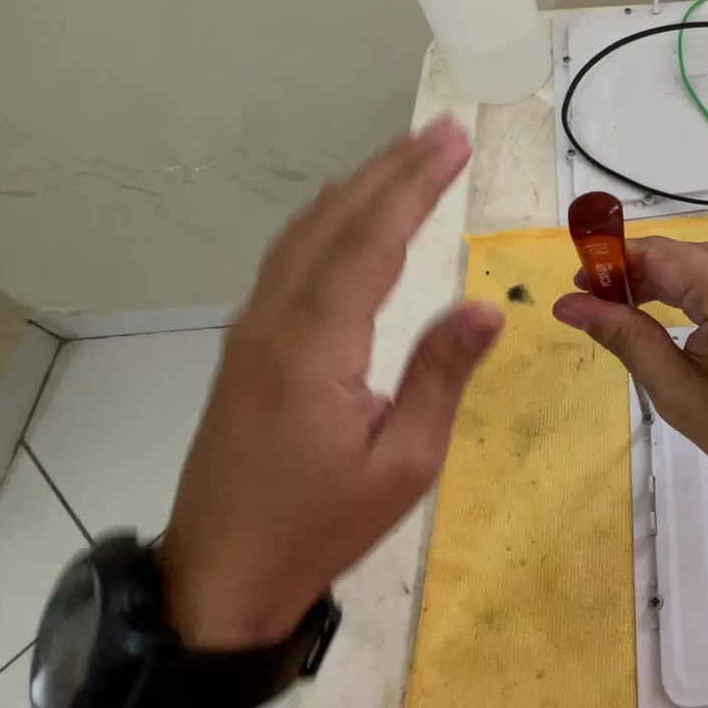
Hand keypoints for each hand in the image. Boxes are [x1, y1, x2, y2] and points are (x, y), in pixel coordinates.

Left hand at [158, 118, 503, 648]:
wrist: (221, 576)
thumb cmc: (322, 525)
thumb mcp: (404, 463)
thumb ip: (441, 375)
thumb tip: (486, 304)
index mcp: (315, 347)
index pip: (372, 242)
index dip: (416, 186)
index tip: (454, 142)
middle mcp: (275, 320)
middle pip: (336, 222)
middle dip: (393, 170)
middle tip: (444, 131)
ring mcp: (253, 329)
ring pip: (306, 234)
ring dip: (359, 188)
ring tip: (406, 156)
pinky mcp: (248, 344)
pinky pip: (290, 259)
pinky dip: (329, 219)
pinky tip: (347, 213)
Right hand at [551, 237, 707, 490]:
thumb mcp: (678, 393)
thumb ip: (627, 339)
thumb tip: (570, 305)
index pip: (661, 255)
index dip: (614, 262)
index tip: (579, 283)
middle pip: (681, 253)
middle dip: (636, 273)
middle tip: (596, 306)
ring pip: (702, 257)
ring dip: (664, 278)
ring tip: (629, 312)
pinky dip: (695, 284)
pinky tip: (674, 312)